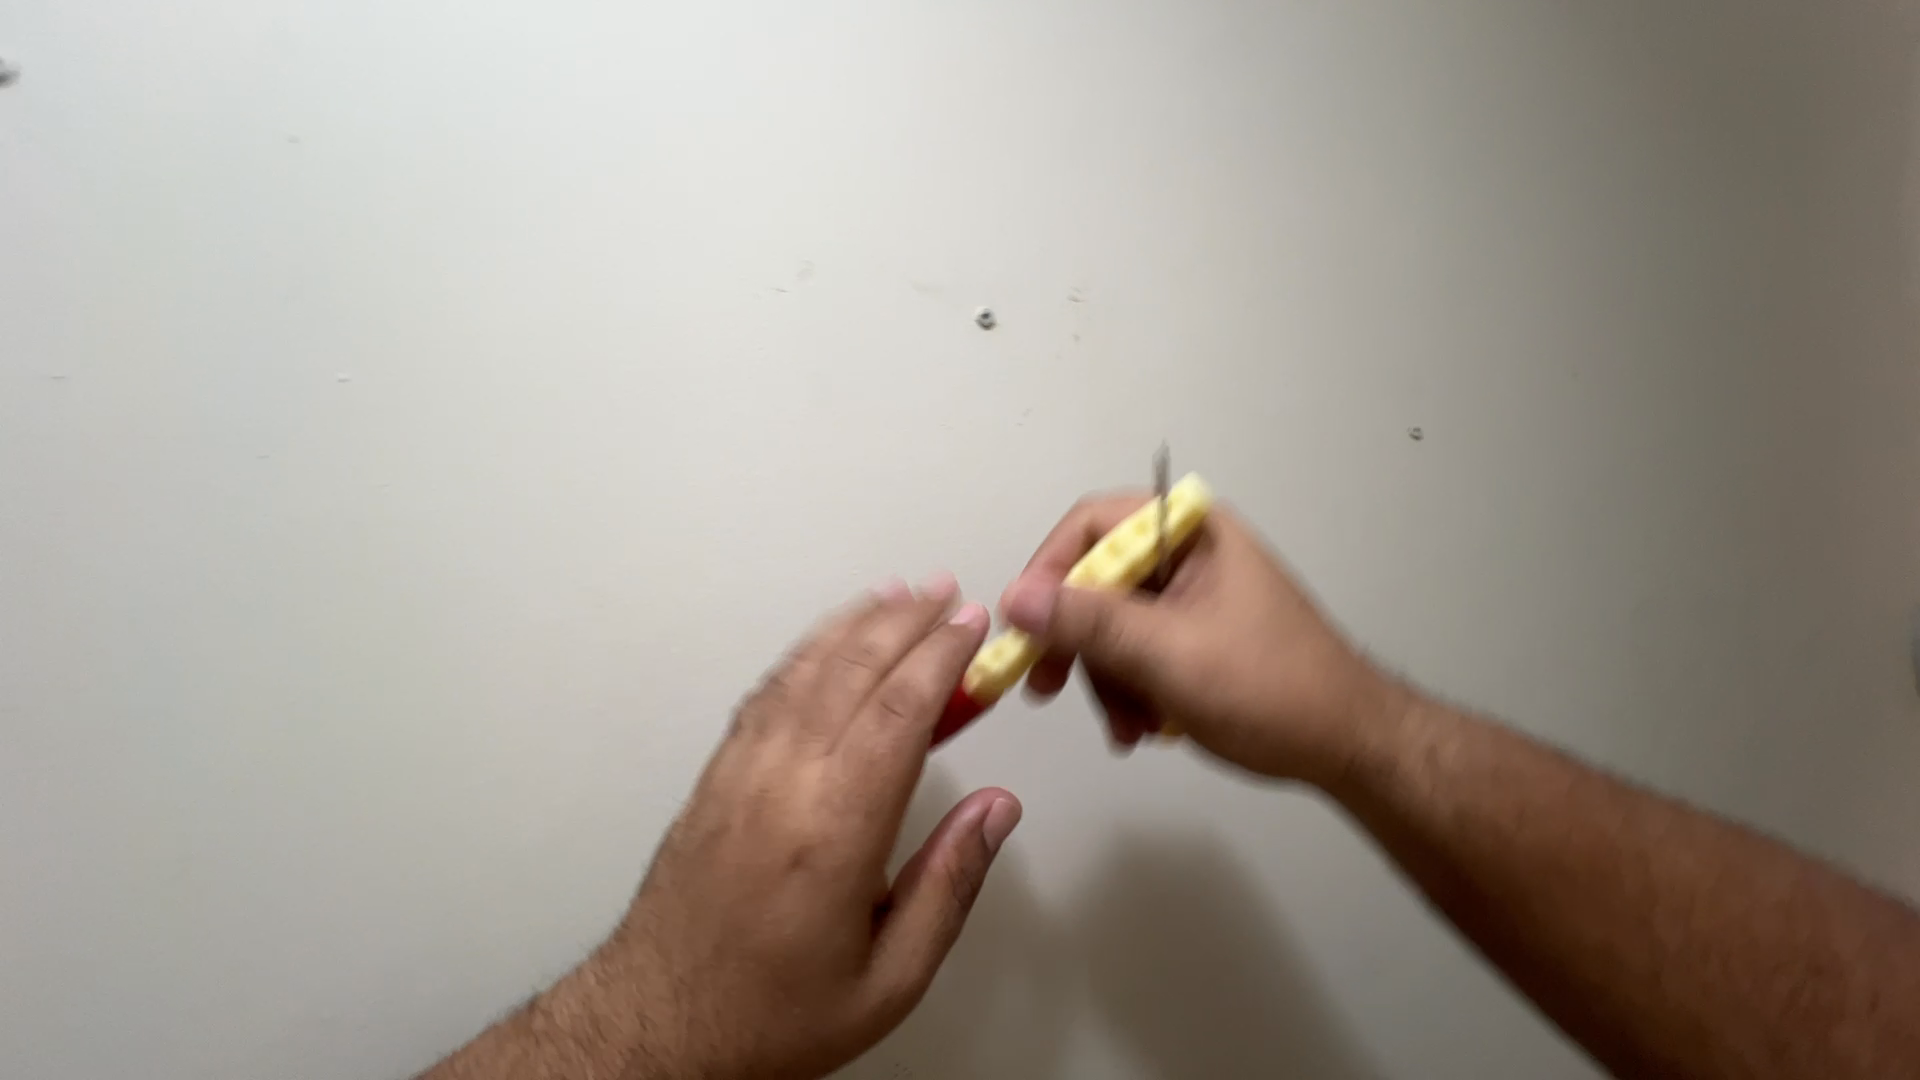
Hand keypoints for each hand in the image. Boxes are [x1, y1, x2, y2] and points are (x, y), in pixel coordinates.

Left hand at [613, 575, 1021, 1079]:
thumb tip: (998, 807)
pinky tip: (832, 635)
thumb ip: (951, 883)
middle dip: (907, 621)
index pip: (900, 709)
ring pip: (809, 667)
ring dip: (858, 622)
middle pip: (856, 670)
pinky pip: (771, 689)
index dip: (942, 654)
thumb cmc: (776, 1008)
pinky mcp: (721, 768)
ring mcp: (745, 766)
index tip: (972, 623)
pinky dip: (809, 649)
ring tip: (897, 594)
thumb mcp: (890, 977)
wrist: (659, 1021)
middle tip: (945, 592)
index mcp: (837, 828)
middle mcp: (787, 779)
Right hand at [1000, 494, 1397, 784]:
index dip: (1049, 569)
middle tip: (1044, 686)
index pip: (1093, 525)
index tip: (1025, 624)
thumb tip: (1013, 597)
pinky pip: (1132, 652)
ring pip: (1107, 625)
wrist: (1349, 748)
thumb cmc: (1268, 689)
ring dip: (1106, 680)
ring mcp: (1187, 598)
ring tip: (1128, 728)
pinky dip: (1127, 691)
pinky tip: (1142, 728)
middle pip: (1094, 580)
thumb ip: (1089, 623)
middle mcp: (1185, 555)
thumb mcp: (1169, 654)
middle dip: (1075, 641)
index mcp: (1190, 532)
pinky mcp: (1189, 637)